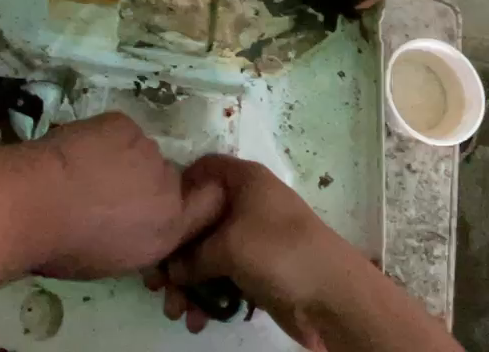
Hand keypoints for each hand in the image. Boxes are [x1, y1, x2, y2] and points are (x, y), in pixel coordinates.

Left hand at [21, 112, 218, 278]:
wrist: (36, 202)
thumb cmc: (66, 246)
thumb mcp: (116, 260)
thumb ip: (141, 236)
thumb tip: (134, 222)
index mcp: (169, 229)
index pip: (208, 203)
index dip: (192, 198)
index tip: (163, 200)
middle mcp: (168, 187)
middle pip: (166, 177)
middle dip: (144, 182)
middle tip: (107, 190)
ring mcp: (147, 150)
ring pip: (141, 152)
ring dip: (123, 159)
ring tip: (86, 171)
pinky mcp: (124, 123)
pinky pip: (121, 131)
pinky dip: (105, 138)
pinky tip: (81, 150)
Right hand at [147, 155, 365, 348]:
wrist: (334, 295)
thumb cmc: (279, 251)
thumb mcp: (229, 246)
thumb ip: (193, 256)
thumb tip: (171, 270)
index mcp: (243, 179)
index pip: (202, 169)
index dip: (178, 189)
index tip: (158, 218)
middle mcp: (246, 203)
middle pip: (199, 219)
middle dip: (175, 253)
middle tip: (155, 283)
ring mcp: (253, 239)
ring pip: (208, 254)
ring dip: (187, 283)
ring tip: (175, 311)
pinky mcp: (258, 271)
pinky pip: (223, 278)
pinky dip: (207, 296)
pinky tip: (196, 320)